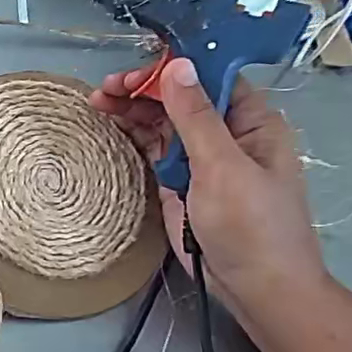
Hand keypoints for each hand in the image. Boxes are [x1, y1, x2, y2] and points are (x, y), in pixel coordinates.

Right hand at [89, 57, 330, 310]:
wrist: (254, 285)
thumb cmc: (251, 225)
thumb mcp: (223, 167)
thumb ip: (196, 117)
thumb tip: (178, 66)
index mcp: (250, 122)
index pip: (209, 79)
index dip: (173, 69)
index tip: (136, 72)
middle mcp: (224, 135)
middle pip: (180, 99)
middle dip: (144, 90)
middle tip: (106, 89)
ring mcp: (200, 160)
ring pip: (162, 123)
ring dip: (133, 111)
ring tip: (98, 102)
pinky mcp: (179, 182)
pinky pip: (154, 150)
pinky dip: (133, 136)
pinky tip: (112, 125)